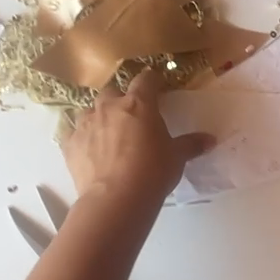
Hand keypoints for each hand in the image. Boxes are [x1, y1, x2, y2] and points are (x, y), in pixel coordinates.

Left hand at [62, 68, 212, 203]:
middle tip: (131, 115)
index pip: (146, 79)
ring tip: (108, 134)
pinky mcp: (69, 145)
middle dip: (120, 99)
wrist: (116, 199)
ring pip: (89, 110)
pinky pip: (72, 133)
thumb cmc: (153, 171)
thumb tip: (210, 139)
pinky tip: (88, 150)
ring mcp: (85, 124)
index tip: (158, 88)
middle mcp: (109, 107)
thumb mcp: (177, 157)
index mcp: (138, 103)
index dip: (152, 81)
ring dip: (98, 117)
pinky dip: (80, 138)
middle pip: (112, 90)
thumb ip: (191, 144)